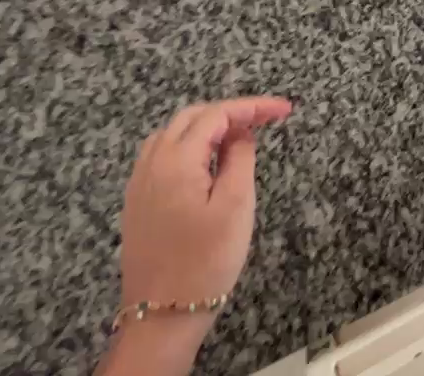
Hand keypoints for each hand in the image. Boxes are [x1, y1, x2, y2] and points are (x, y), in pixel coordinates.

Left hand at [99, 97, 291, 375]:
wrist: (163, 317)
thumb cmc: (206, 259)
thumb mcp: (236, 204)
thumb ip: (239, 158)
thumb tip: (241, 133)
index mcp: (175, 161)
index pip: (216, 115)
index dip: (253, 106)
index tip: (285, 109)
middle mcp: (151, 166)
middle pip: (191, 118)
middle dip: (230, 112)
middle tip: (266, 120)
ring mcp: (140, 185)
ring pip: (173, 135)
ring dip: (208, 126)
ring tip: (241, 136)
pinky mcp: (138, 204)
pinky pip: (162, 156)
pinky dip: (190, 145)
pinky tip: (209, 160)